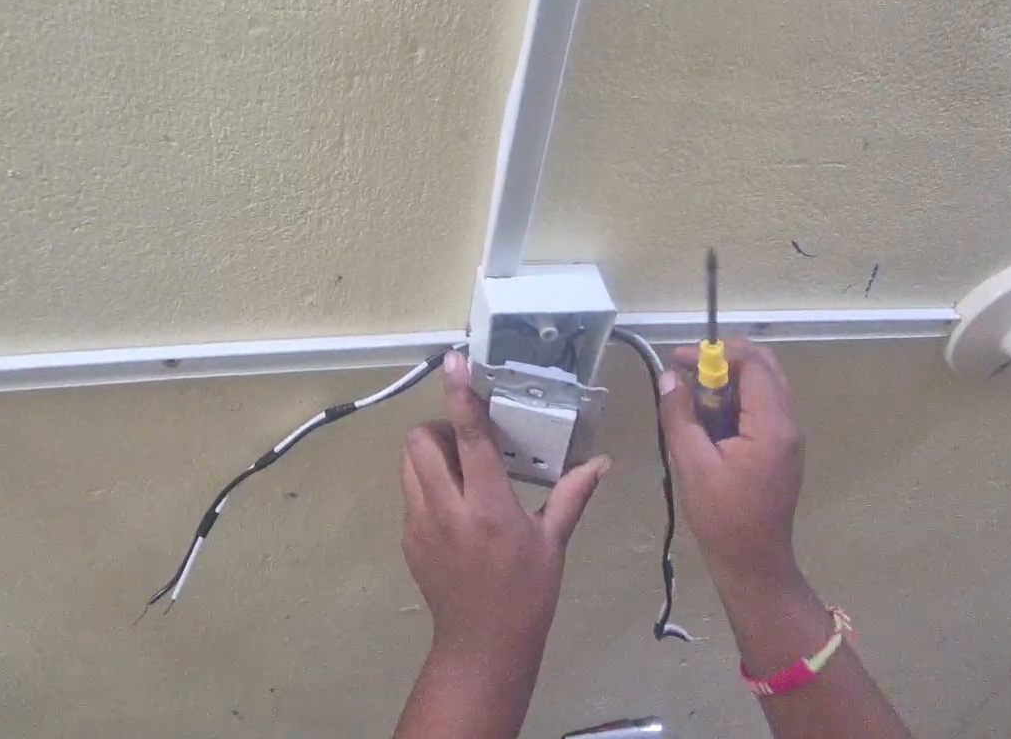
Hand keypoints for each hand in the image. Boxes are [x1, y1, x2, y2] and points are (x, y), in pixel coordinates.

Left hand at [398, 351, 609, 656]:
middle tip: (465, 440)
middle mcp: (448, 510)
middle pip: (420, 441)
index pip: (469, 438)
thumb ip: (572, 495)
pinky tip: (452, 501)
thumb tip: (602, 462)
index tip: (452, 362)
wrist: (482, 648)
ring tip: (457, 467)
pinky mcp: (407, 538)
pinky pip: (408, 490)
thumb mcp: (552, 543)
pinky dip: (425, 481)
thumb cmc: (526, 593)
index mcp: (489, 507)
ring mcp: (420, 525)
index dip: (459, 395)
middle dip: (438, 427)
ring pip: (407, 462)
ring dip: (428, 452)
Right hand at [658, 340, 804, 590]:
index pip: (753, 365)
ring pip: (764, 386)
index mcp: (772, 427)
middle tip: (688, 370)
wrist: (753, 563)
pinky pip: (762, 406)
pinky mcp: (781, 448)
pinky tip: (708, 417)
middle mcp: (789, 425)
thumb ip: (680, 415)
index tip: (679, 358)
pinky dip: (736, 399)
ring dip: (729, 380)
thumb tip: (669, 377)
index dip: (715, 352)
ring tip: (693, 395)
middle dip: (725, 360)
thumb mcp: (691, 463)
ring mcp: (789, 437)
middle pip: (765, 368)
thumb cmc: (722, 516)